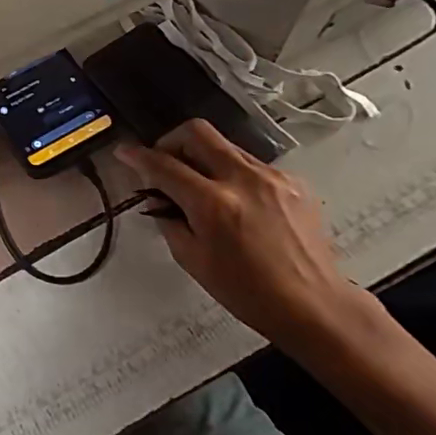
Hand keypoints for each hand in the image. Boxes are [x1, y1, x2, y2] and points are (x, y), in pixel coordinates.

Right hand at [116, 120, 384, 355]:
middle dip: (170, 141)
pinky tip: (235, 204)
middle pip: (197, 132)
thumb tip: (158, 198)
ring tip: (199, 188)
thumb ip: (170, 221)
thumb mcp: (193, 261)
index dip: (139, 157)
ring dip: (202, 158)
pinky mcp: (292, 181)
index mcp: (214, 204)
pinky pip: (251, 165)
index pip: (165, 166)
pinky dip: (231, 175)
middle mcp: (243, 179)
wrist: (310, 302)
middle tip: (163, 163)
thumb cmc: (246, 292)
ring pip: (225, 146)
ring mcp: (272, 176)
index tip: (125, 152)